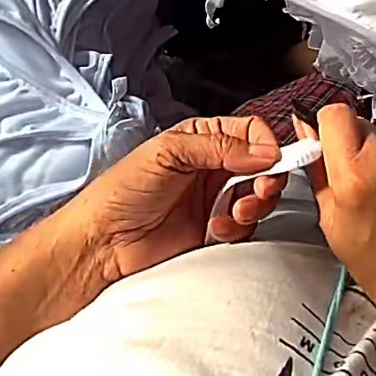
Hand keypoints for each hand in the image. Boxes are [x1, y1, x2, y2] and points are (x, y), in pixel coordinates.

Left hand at [63, 116, 287, 281]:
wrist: (103, 243)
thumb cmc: (122, 191)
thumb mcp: (168, 153)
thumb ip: (218, 146)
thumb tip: (262, 151)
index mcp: (202, 138)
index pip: (250, 131)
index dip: (267, 144)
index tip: (272, 160)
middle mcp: (213, 166)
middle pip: (263, 165)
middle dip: (267, 177)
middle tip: (260, 189)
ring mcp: (216, 198)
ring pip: (259, 196)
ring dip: (254, 205)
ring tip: (234, 212)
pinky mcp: (216, 229)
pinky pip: (246, 227)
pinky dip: (238, 229)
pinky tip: (216, 229)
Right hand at [304, 104, 375, 333]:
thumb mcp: (330, 219)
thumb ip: (316, 168)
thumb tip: (305, 130)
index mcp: (355, 173)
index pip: (334, 112)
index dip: (325, 126)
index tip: (323, 144)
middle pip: (356, 120)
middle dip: (347, 141)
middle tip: (348, 173)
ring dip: (371, 151)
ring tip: (375, 187)